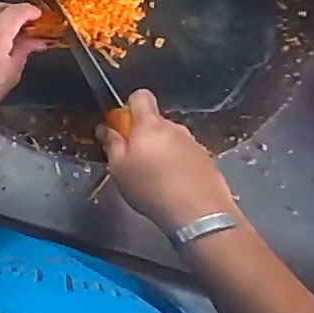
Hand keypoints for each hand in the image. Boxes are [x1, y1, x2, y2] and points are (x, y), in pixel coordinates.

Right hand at [96, 89, 236, 233]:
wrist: (201, 215)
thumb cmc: (151, 188)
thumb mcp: (119, 168)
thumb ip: (111, 143)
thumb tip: (105, 128)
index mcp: (150, 125)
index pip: (141, 97)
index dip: (130, 105)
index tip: (123, 125)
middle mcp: (175, 128)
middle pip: (155, 121)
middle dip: (143, 134)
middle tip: (134, 159)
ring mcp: (194, 144)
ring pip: (170, 138)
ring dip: (161, 149)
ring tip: (155, 176)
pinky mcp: (208, 161)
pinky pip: (185, 154)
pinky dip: (177, 163)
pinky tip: (174, 185)